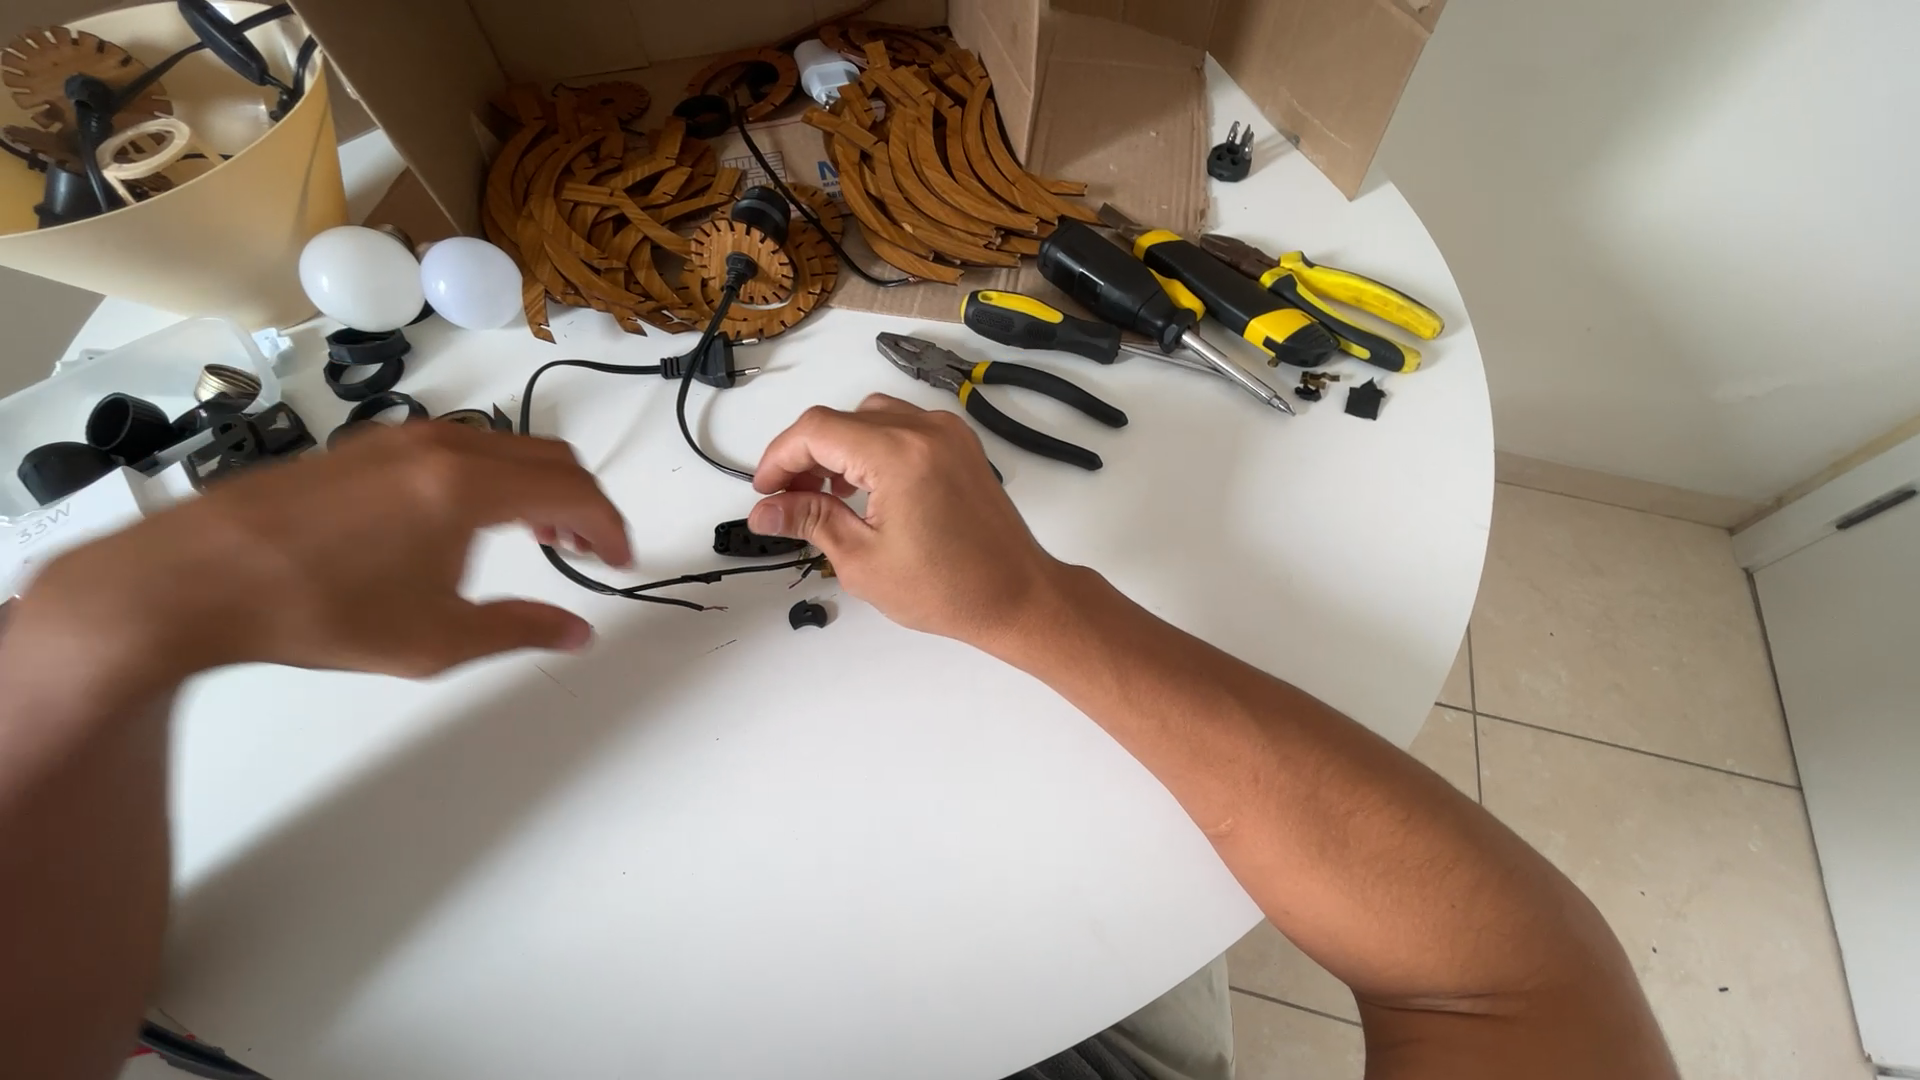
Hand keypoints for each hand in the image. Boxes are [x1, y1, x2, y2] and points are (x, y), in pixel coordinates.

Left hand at [11, 422, 631, 688]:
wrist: (181, 582)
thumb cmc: (318, 612)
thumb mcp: (436, 640)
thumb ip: (522, 629)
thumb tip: (580, 633)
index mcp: (469, 487)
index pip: (576, 493)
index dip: (612, 528)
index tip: (620, 561)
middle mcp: (445, 446)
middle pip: (554, 458)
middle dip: (585, 504)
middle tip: (585, 550)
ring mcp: (404, 439)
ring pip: (512, 447)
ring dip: (543, 487)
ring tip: (537, 535)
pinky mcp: (370, 445)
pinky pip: (467, 446)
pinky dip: (499, 476)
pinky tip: (473, 519)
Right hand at [748, 396, 1066, 647]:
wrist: (1016, 595)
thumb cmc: (951, 589)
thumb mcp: (863, 560)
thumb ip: (810, 521)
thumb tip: (766, 510)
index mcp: (899, 455)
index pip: (817, 430)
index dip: (780, 457)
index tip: (766, 490)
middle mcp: (927, 431)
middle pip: (842, 420)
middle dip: (806, 456)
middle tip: (789, 501)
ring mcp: (949, 434)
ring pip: (871, 418)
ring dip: (839, 449)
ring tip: (826, 496)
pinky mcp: (961, 446)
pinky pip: (903, 427)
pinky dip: (874, 448)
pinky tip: (865, 487)